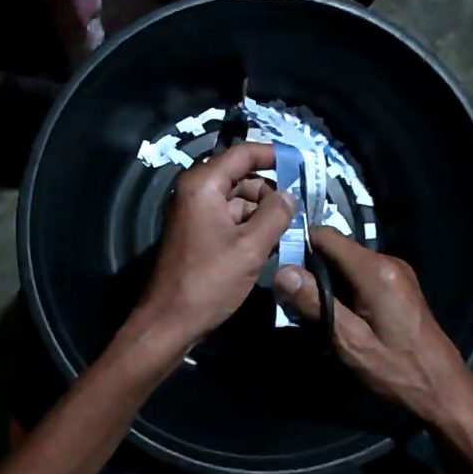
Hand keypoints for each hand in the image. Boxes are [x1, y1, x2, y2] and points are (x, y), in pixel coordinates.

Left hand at [137, 142, 294, 346]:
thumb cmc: (209, 281)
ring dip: (263, 212)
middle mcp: (195, 191)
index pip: (243, 153)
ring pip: (238, 200)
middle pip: (241, 176)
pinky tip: (272, 243)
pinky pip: (229, 219)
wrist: (170, 320)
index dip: (274, 155)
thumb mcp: (251, 247)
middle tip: (300, 209)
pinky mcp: (198, 234)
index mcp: (202, 184)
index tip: (303, 165)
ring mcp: (195, 213)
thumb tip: (290, 194)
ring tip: (290, 230)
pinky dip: (250, 227)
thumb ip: (276, 214)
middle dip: (271, 191)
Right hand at [273, 228, 472, 447]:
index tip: (276, 261)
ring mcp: (396, 273)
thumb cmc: (397, 369)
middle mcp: (388, 262)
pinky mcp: (399, 285)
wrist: (445, 389)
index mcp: (376, 271)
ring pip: (347, 262)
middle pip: (336, 248)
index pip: (327, 236)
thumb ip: (315, 303)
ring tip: (304, 305)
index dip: (299, 242)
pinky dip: (341, 286)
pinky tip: (332, 311)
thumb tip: (283, 272)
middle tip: (286, 292)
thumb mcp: (350, 341)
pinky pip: (360, 274)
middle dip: (309, 265)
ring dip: (324, 278)